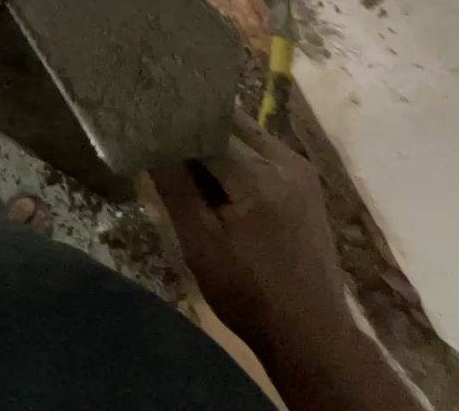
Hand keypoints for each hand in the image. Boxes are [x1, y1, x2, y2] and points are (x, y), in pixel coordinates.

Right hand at [150, 130, 349, 337]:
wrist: (311, 335)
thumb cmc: (247, 293)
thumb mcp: (198, 243)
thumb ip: (174, 186)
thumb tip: (149, 140)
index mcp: (258, 173)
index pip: (206, 125)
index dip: (175, 122)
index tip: (147, 122)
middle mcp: (285, 160)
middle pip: (228, 123)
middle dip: (194, 126)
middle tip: (160, 135)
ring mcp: (300, 171)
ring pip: (246, 135)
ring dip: (215, 140)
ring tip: (181, 154)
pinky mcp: (306, 184)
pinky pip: (262, 152)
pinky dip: (236, 155)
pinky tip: (216, 176)